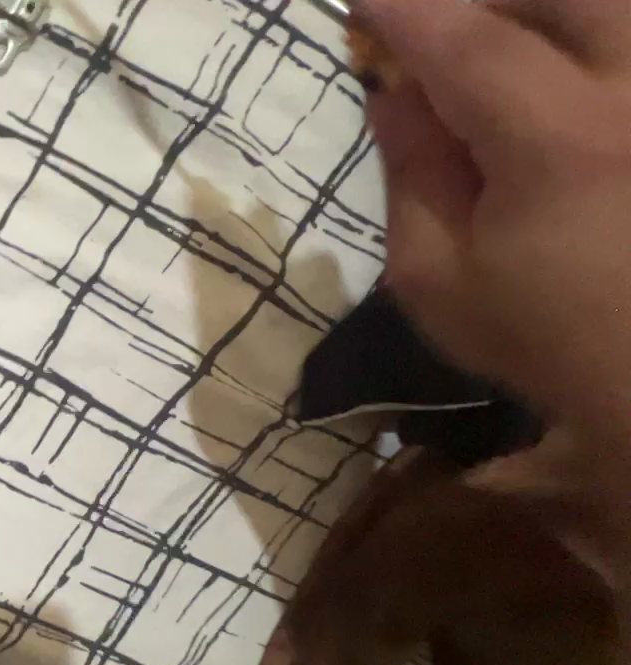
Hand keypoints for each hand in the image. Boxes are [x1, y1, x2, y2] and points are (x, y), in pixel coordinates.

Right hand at [363, 0, 630, 439]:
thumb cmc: (531, 329)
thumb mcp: (433, 272)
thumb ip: (415, 174)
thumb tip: (392, 95)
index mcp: (561, 143)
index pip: (471, 47)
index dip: (410, 13)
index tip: (362, 1)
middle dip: (485, 0)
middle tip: (432, 24)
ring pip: (616, 11)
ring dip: (543, 16)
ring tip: (491, 43)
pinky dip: (589, 43)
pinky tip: (556, 64)